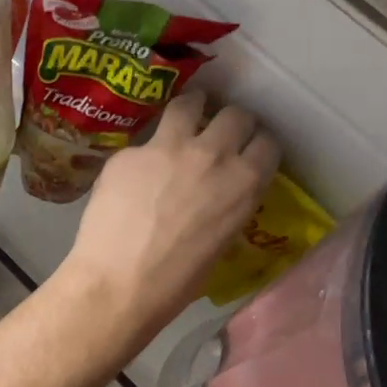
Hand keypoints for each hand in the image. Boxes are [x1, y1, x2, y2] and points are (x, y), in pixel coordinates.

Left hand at [55, 93, 279, 345]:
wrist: (120, 282)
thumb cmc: (177, 280)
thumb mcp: (222, 239)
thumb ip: (227, 203)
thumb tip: (216, 191)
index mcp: (245, 182)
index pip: (267, 143)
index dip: (256, 144)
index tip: (247, 148)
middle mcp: (213, 154)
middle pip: (235, 115)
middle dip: (229, 121)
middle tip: (217, 131)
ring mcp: (167, 147)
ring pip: (189, 104)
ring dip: (191, 107)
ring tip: (185, 114)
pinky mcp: (128, 151)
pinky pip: (143, 139)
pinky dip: (144, 149)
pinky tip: (133, 169)